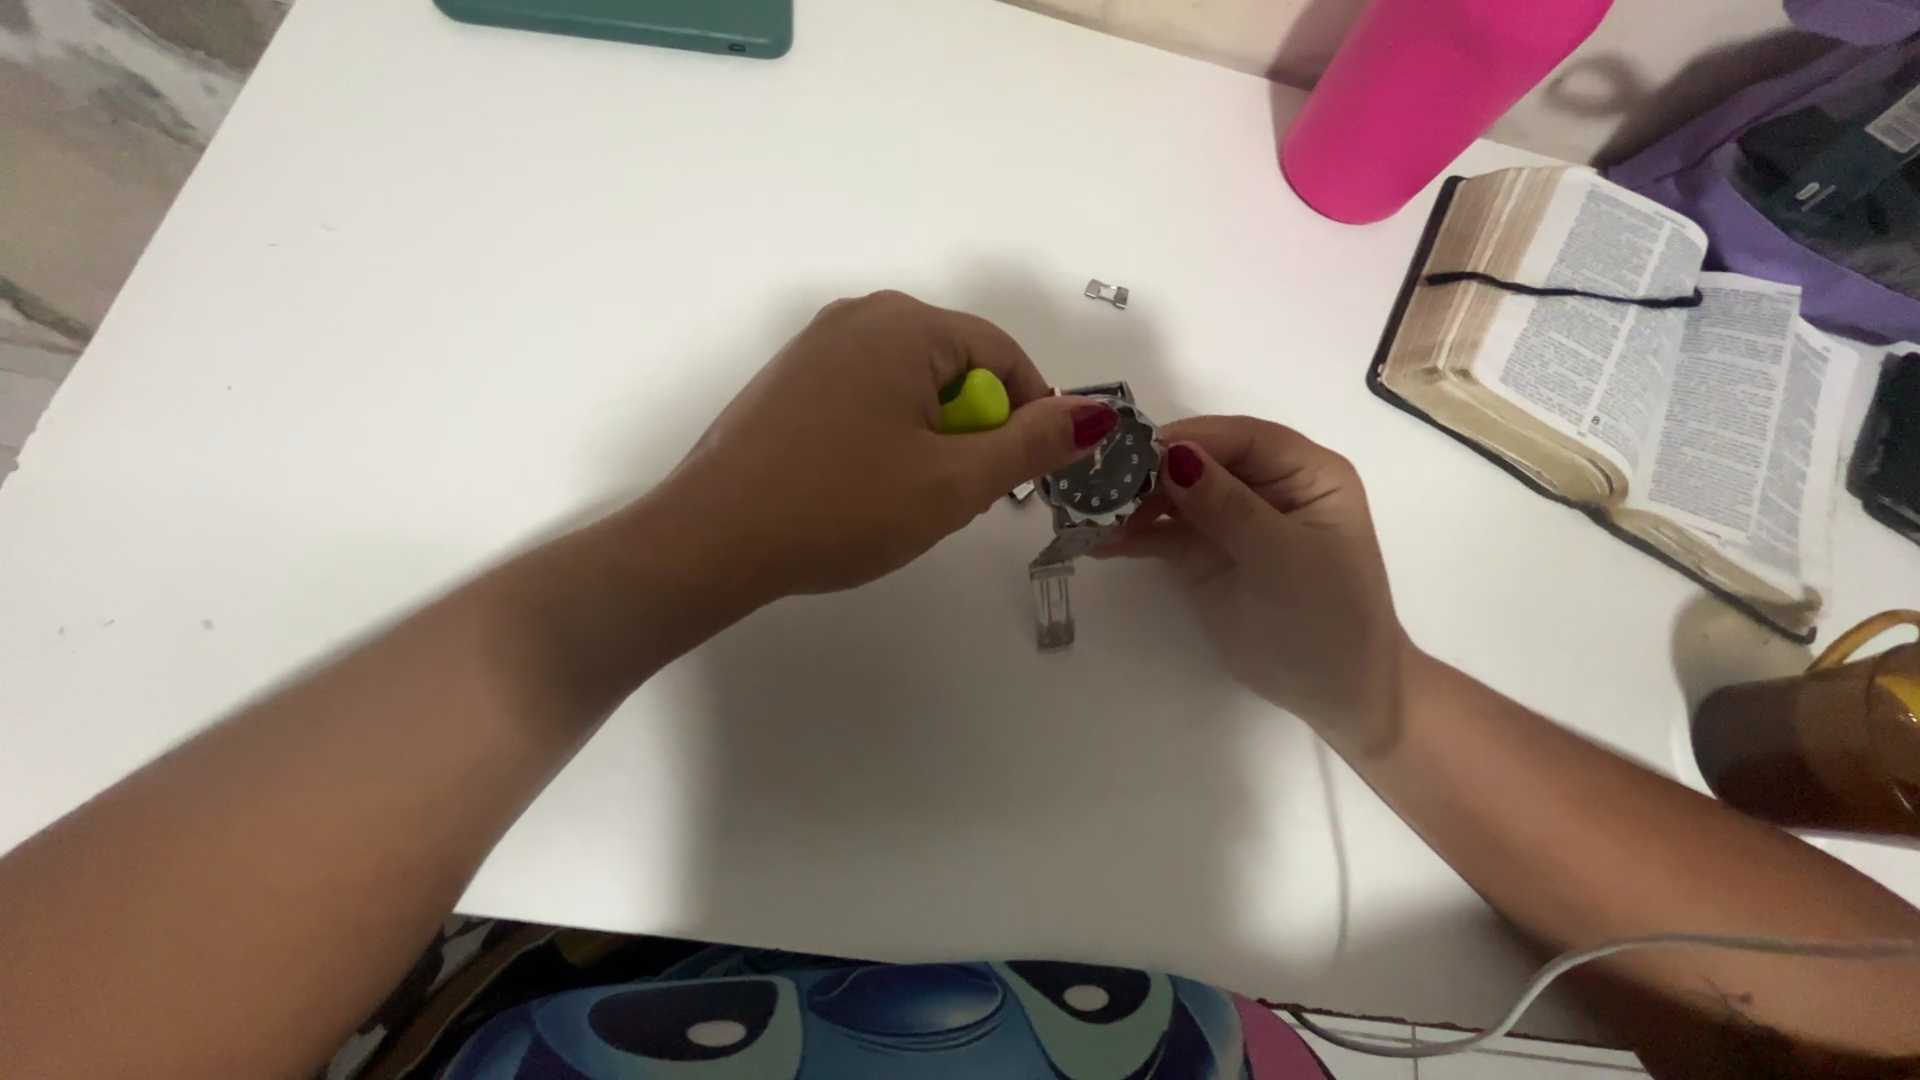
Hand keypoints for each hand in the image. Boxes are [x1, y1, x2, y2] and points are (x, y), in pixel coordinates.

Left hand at [657, 291, 1115, 601]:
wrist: (712, 539)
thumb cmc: (841, 507)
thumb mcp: (953, 483)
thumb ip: (1031, 445)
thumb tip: (1092, 415)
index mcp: (903, 326)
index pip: (1003, 356)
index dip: (1029, 415)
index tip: (1022, 474)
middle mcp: (858, 317)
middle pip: (956, 368)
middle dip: (972, 431)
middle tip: (953, 494)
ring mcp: (816, 347)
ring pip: (911, 388)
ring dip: (930, 440)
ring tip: (902, 496)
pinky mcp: (790, 382)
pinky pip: (867, 397)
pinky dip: (885, 437)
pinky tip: (860, 486)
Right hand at [1098, 416, 1408, 744]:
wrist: (1332, 691)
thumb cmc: (1326, 617)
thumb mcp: (1282, 557)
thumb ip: (1228, 506)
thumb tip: (1175, 457)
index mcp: (1305, 473)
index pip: (1243, 438)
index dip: (1194, 439)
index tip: (1140, 453)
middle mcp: (1265, 487)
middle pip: (1201, 460)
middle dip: (1152, 472)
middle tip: (1103, 487)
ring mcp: (1230, 520)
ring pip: (1175, 494)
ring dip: (1135, 504)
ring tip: (1093, 519)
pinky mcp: (1203, 553)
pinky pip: (1163, 533)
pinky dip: (1134, 536)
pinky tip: (1102, 543)